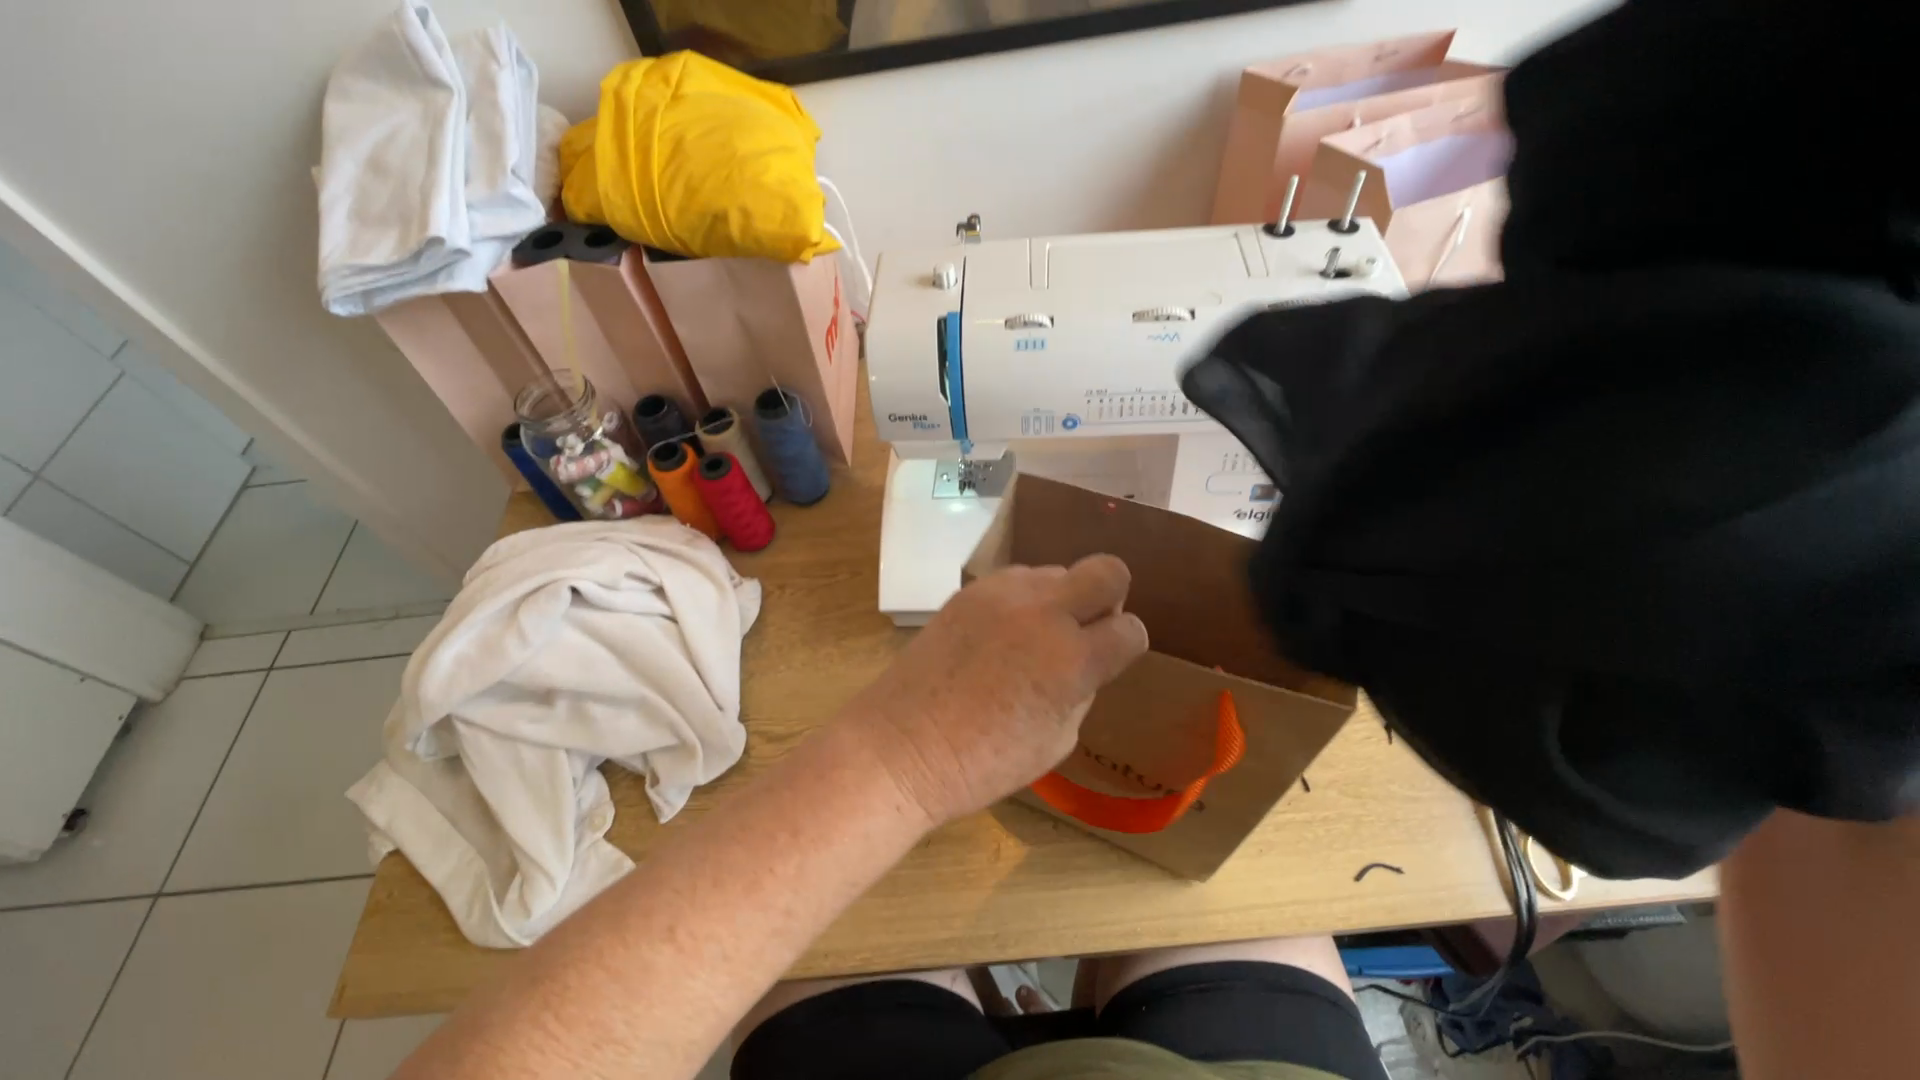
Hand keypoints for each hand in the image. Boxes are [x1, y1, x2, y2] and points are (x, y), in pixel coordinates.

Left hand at [842, 554, 1149, 827]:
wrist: (903, 748)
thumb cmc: (983, 764)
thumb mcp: (1056, 741)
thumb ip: (1081, 690)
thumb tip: (1085, 663)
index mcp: (1073, 660)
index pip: (1131, 629)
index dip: (1126, 647)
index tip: (1109, 661)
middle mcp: (1044, 613)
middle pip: (1107, 571)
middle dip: (1108, 598)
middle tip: (1085, 630)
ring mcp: (1003, 595)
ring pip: (1056, 573)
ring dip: (1058, 600)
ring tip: (1031, 639)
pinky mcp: (969, 592)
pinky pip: (1015, 581)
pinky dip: (1021, 602)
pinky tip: (1000, 637)